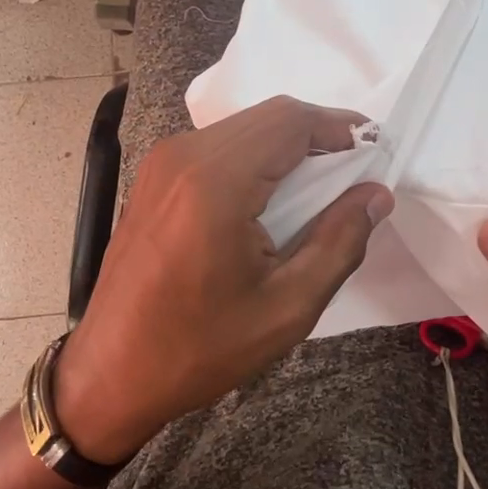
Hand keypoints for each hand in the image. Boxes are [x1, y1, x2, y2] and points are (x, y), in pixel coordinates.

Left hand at [55, 96, 393, 463]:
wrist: (110, 372)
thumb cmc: (199, 348)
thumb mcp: (287, 308)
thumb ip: (339, 242)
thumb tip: (376, 194)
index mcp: (215, 181)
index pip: (291, 122)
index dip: (340, 126)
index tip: (377, 149)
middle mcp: (184, 154)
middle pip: (269, 116)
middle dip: (318, 134)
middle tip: (356, 170)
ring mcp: (163, 161)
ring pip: (244, 127)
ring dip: (287, 144)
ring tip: (322, 186)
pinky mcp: (154, 174)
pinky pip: (219, 145)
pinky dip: (256, 156)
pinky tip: (274, 194)